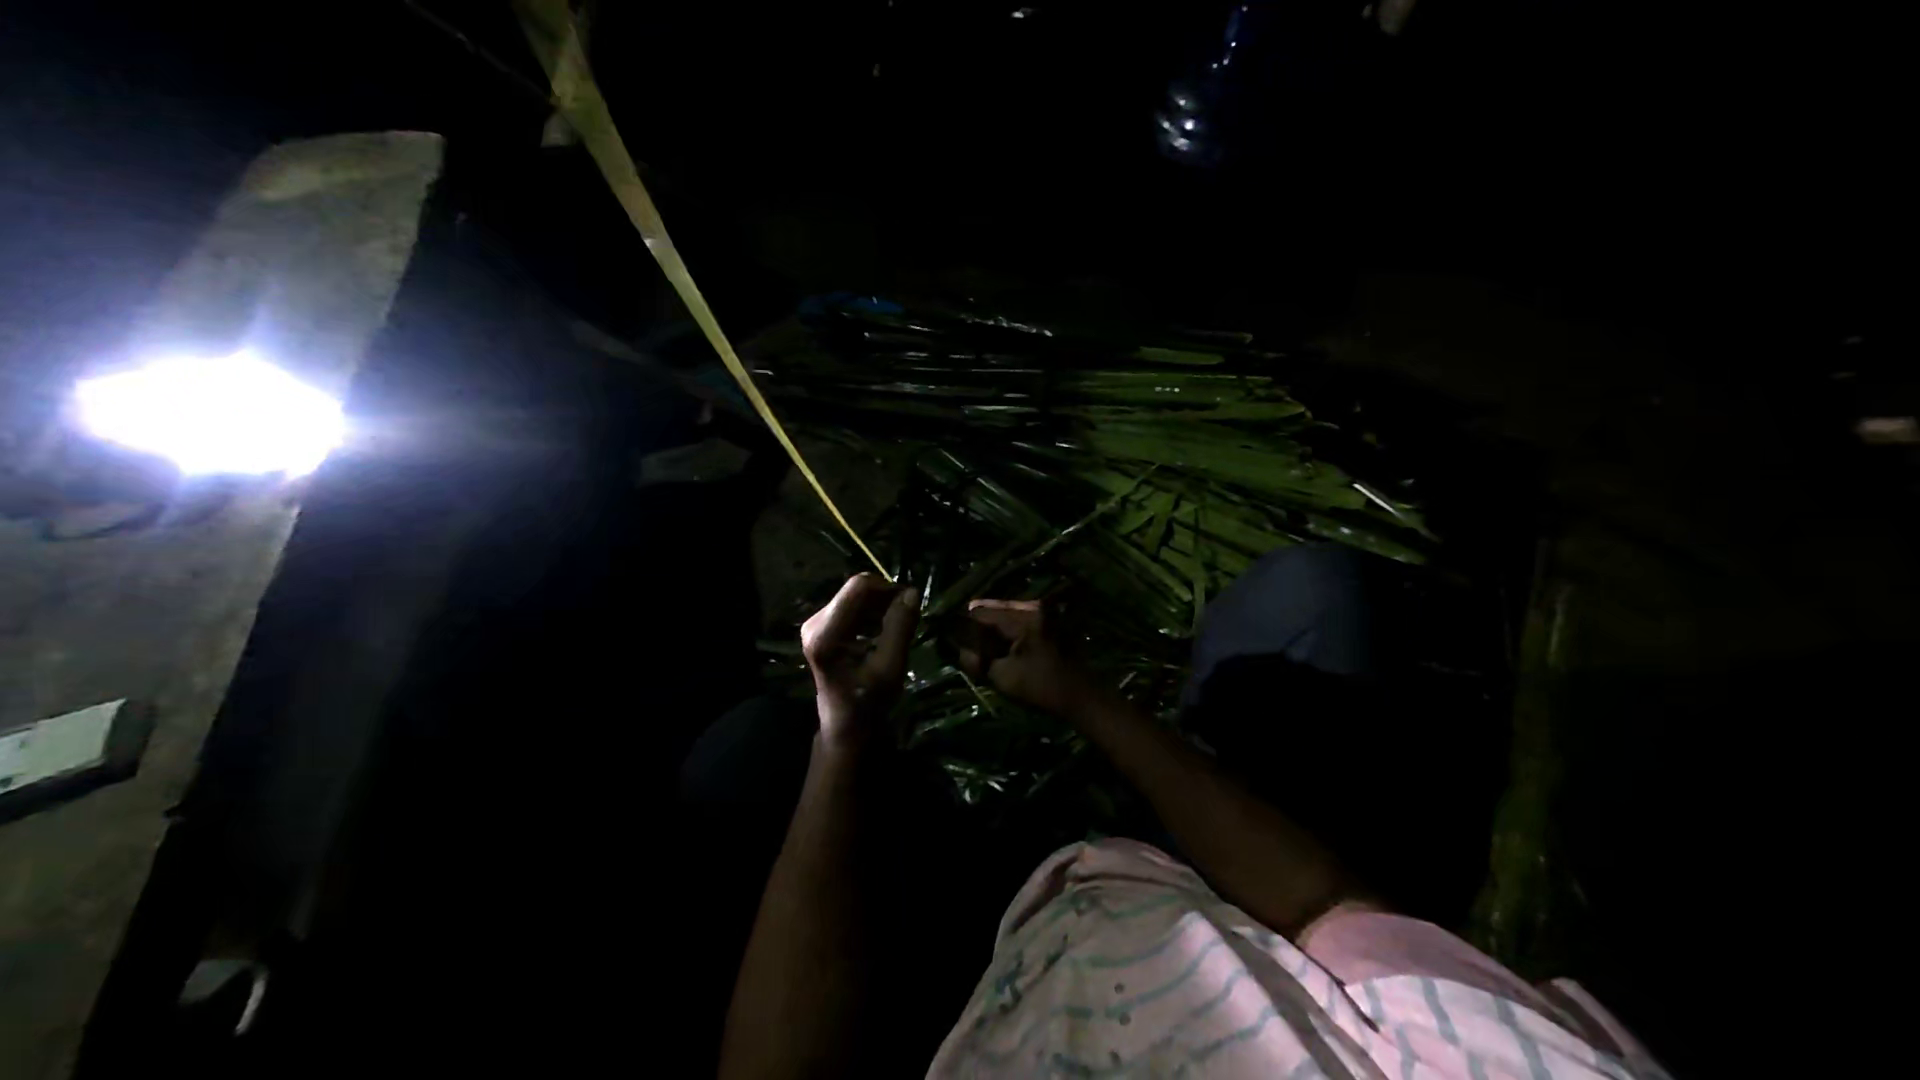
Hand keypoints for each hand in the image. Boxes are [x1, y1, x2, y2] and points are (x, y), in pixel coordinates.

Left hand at [800, 573, 919, 747]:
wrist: (846, 727)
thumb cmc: (868, 703)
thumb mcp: (890, 668)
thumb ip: (900, 628)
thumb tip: (912, 592)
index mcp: (826, 633)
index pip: (859, 587)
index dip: (889, 588)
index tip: (912, 602)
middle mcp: (815, 622)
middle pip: (857, 590)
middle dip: (886, 598)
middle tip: (909, 616)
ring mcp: (816, 624)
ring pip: (856, 596)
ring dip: (881, 606)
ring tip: (898, 626)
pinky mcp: (822, 627)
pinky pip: (852, 606)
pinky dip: (872, 614)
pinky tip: (884, 632)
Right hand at [958, 599, 1101, 718]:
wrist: (1082, 697)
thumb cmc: (1042, 688)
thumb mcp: (1002, 676)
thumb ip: (976, 660)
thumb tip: (959, 649)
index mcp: (1023, 616)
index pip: (981, 613)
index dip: (963, 626)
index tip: (950, 637)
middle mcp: (1033, 607)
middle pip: (993, 611)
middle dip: (976, 627)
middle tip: (963, 643)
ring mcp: (1043, 613)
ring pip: (1004, 616)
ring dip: (990, 630)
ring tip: (980, 649)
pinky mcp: (1047, 622)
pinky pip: (1017, 622)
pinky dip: (1005, 633)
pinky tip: (998, 649)